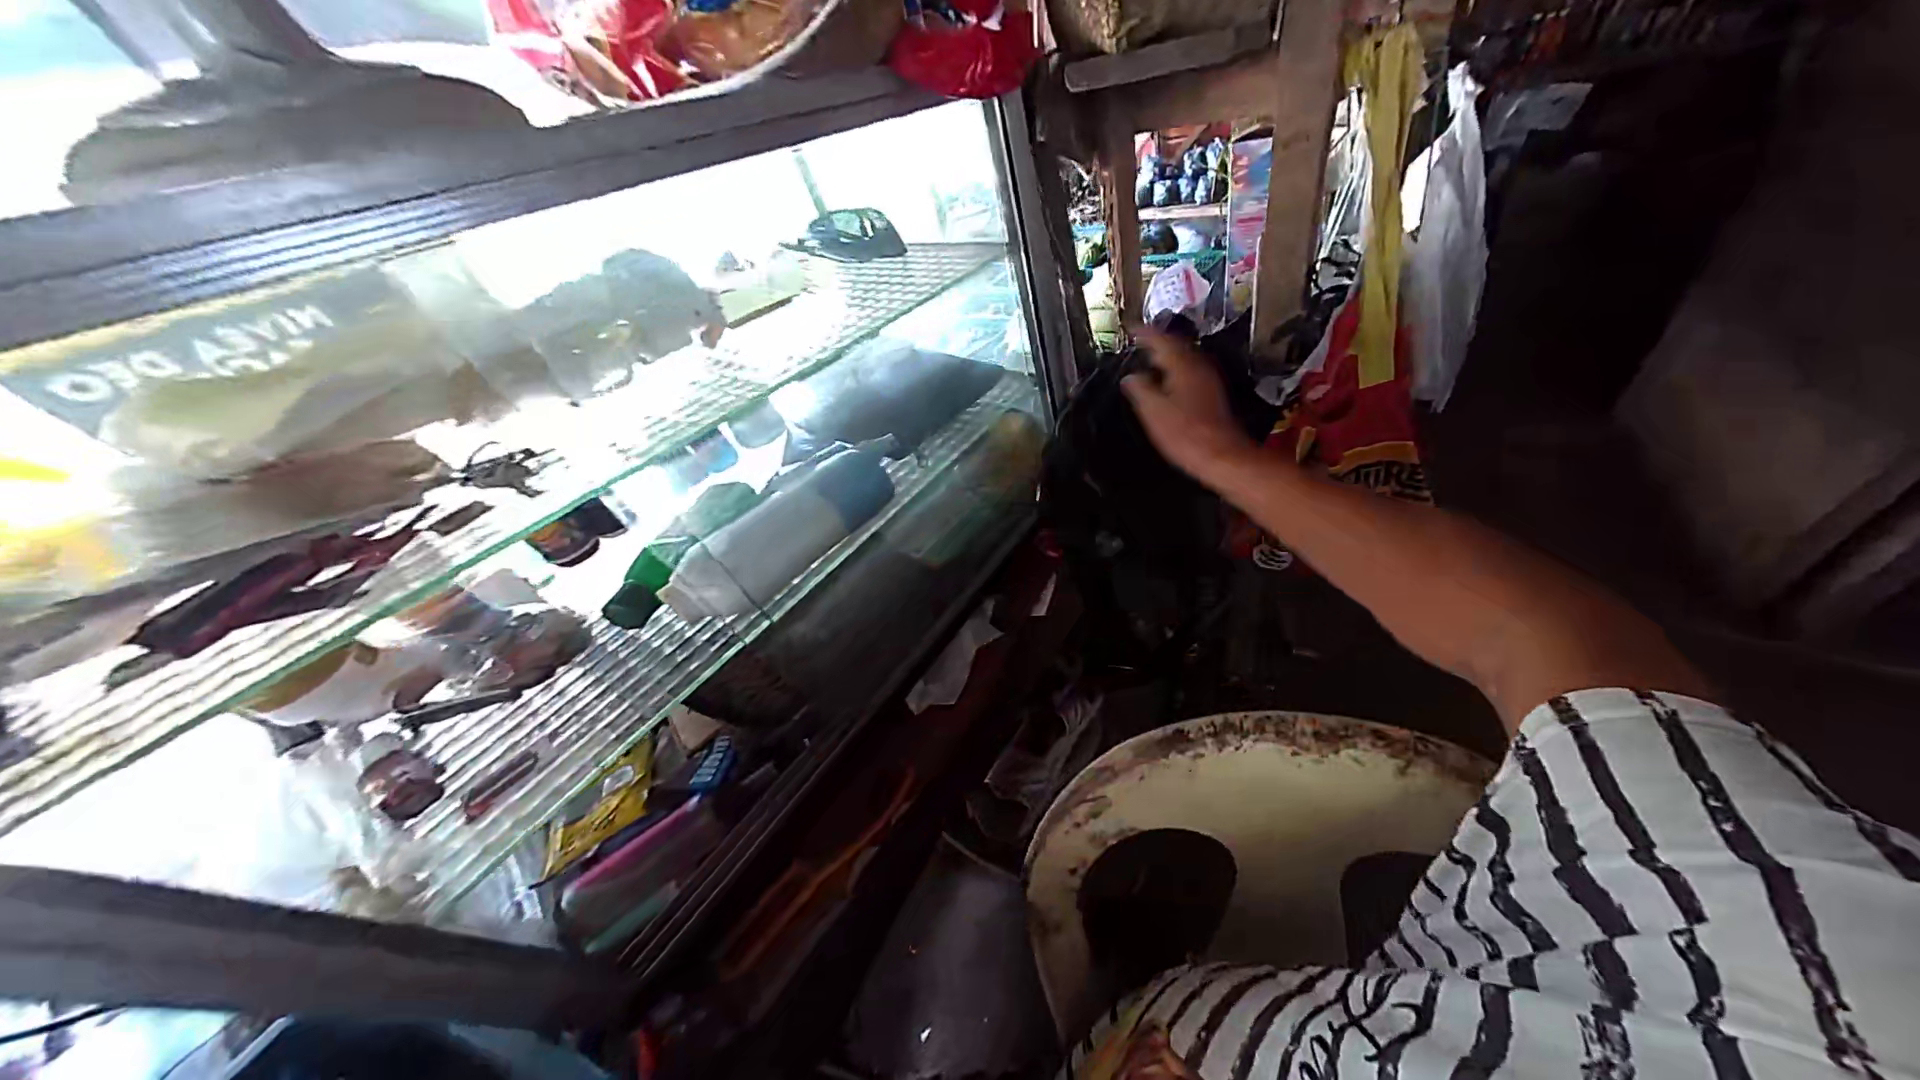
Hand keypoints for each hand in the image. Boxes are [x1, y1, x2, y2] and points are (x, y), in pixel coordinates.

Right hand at [1120, 326, 1259, 486]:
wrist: (1220, 455)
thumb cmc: (1186, 434)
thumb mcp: (1154, 412)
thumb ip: (1140, 390)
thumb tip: (1130, 377)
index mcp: (1183, 366)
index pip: (1161, 340)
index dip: (1144, 333)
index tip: (1131, 329)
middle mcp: (1199, 367)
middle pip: (1177, 345)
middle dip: (1158, 340)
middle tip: (1140, 339)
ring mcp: (1208, 380)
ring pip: (1186, 357)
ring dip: (1168, 354)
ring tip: (1151, 356)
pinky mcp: (1212, 393)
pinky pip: (1191, 370)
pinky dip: (1177, 368)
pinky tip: (1168, 379)